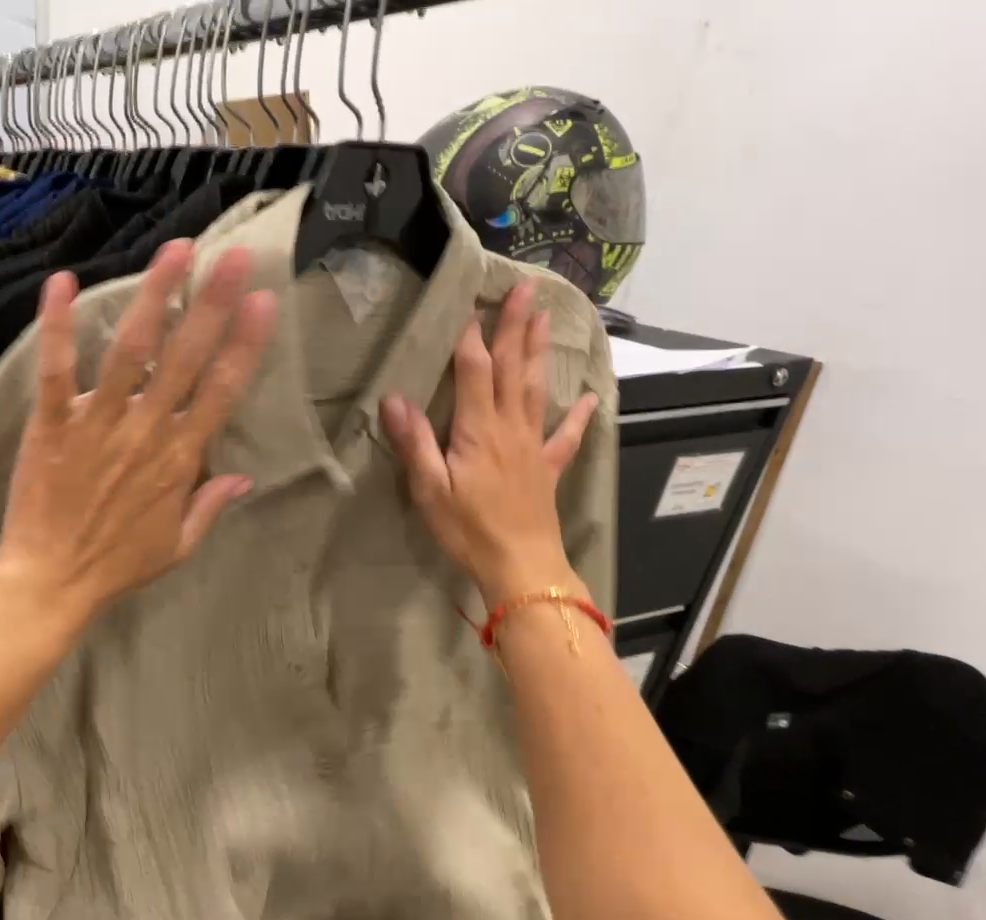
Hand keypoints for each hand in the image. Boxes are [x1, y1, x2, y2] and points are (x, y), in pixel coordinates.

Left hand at [0, 240, 276, 622]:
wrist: (52, 582)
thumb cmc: (115, 566)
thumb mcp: (177, 546)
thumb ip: (211, 506)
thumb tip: (246, 478)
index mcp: (179, 460)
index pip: (223, 390)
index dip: (245, 342)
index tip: (263, 300)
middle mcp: (146, 432)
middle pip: (186, 357)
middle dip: (213, 302)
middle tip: (232, 254)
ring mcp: (97, 426)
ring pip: (130, 351)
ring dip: (154, 296)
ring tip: (175, 250)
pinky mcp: (52, 426)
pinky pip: (57, 371)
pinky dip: (58, 325)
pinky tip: (63, 281)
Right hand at [380, 282, 598, 605]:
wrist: (521, 565)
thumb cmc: (467, 528)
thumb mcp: (429, 488)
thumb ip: (415, 441)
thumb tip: (395, 398)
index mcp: (479, 431)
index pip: (475, 373)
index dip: (471, 338)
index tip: (470, 303)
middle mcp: (510, 428)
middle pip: (513, 369)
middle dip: (517, 327)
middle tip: (526, 289)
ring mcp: (533, 447)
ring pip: (537, 389)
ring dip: (540, 352)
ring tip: (547, 318)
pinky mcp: (546, 468)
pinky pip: (565, 436)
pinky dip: (579, 416)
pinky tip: (591, 399)